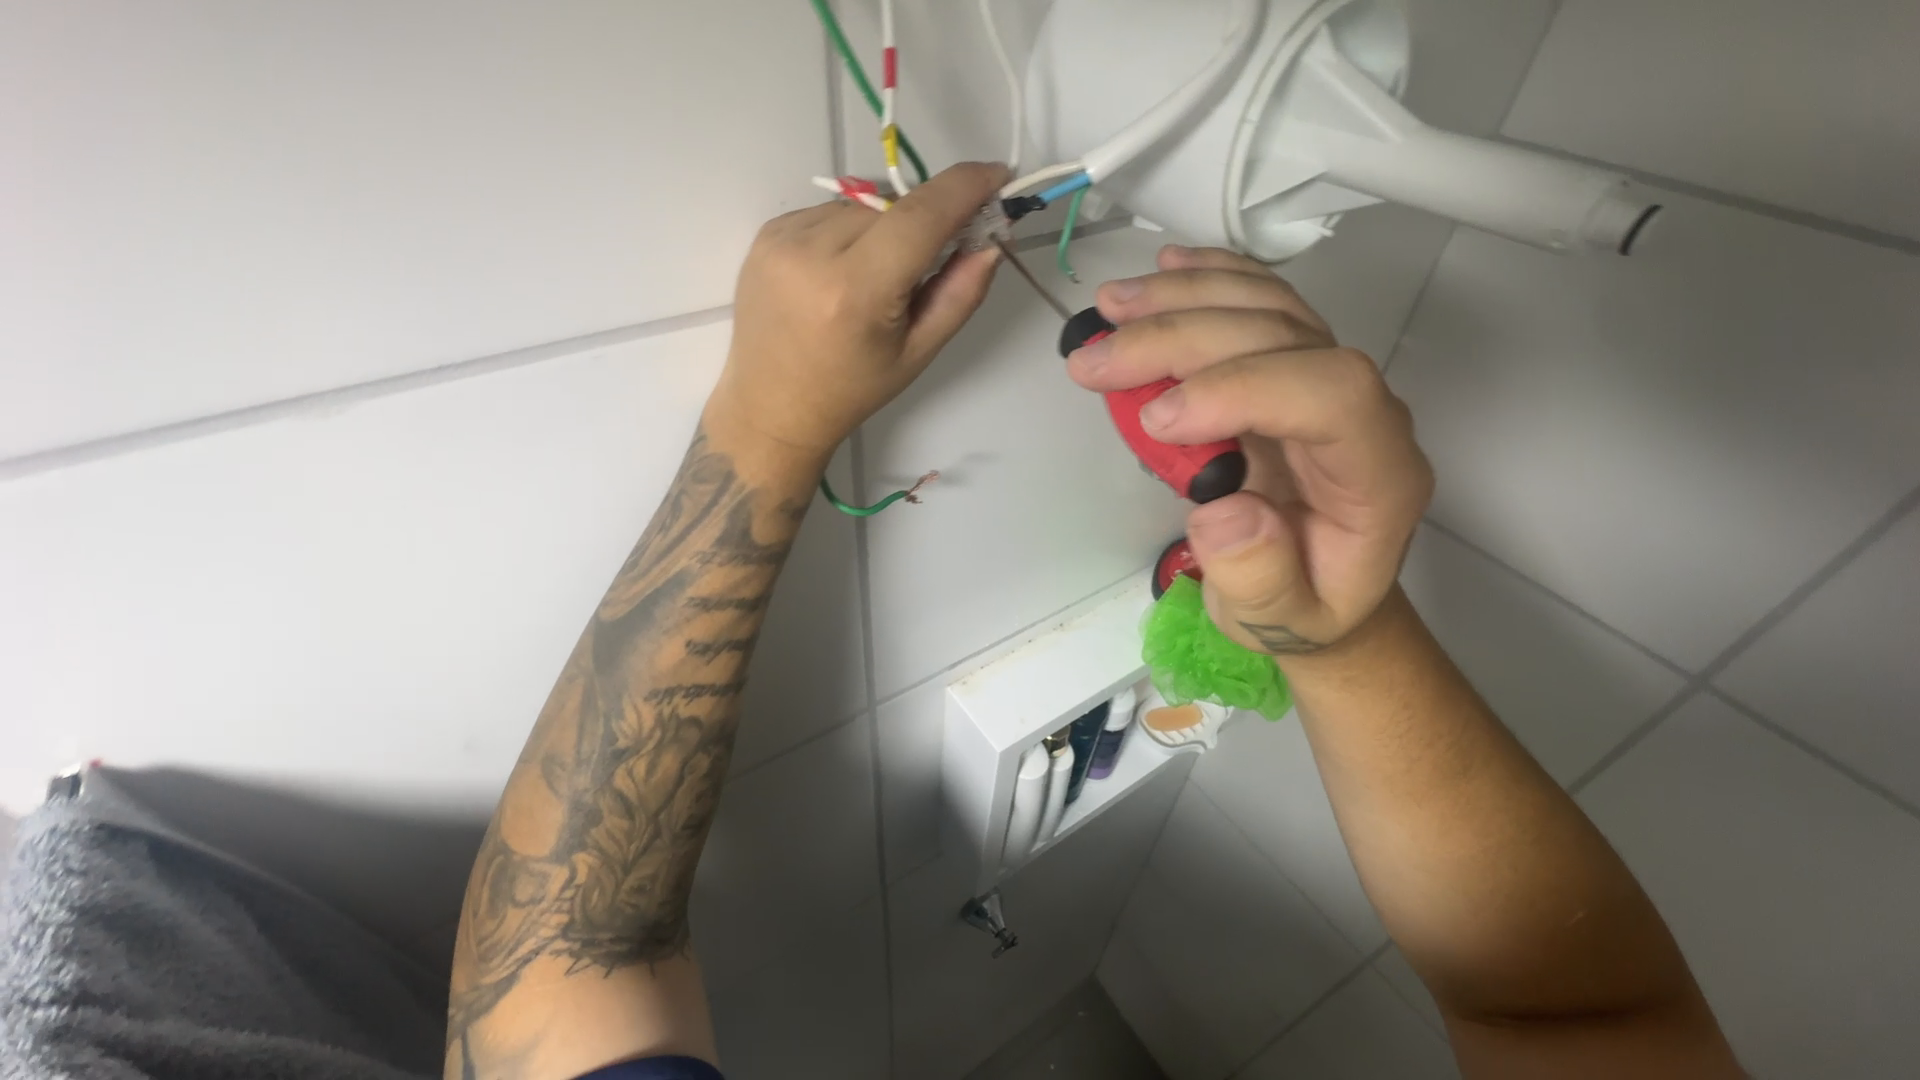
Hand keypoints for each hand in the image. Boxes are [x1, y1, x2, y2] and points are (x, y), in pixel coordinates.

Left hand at [707, 163, 1011, 463]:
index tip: (997, 176)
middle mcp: (813, 253)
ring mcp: (783, 239)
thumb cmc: (851, 390)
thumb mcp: (918, 353)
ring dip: (887, 225)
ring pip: (862, 204)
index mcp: (855, 292)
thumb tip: (990, 240)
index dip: (965, 188)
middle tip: (939, 252)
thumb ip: (960, 294)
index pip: (921, 215)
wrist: (772, 406)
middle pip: (893, 205)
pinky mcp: (766, 233)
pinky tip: (845, 270)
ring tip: (880, 274)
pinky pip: (829, 211)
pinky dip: (852, 229)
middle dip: (926, 218)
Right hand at [1066, 245, 1432, 655]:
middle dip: (1181, 339)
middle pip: (1283, 336)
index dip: (1240, 389)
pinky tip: (1166, 269)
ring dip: (1183, 298)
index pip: (1330, 394)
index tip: (1157, 422)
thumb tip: (1224, 508)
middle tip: (1093, 361)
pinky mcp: (1291, 365)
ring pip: (1267, 306)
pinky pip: (1261, 302)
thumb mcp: (1281, 623)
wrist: (1318, 585)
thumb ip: (1261, 579)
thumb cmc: (1301, 607)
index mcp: (1376, 471)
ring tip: (1107, 308)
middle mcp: (1364, 408)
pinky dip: (1211, 279)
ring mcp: (1326, 377)